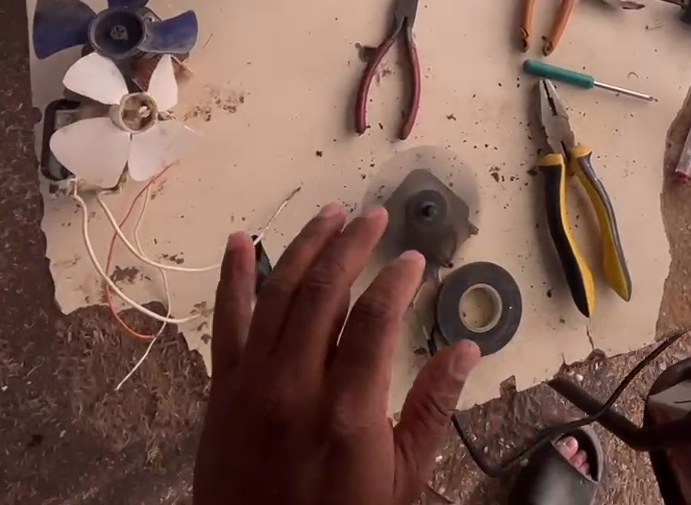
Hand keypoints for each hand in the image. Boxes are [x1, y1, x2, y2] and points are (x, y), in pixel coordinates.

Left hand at [194, 203, 481, 504]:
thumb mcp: (402, 476)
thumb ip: (433, 407)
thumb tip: (467, 349)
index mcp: (346, 410)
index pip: (374, 318)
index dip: (397, 279)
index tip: (412, 258)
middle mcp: (294, 387)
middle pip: (323, 291)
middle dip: (353, 244)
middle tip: (374, 217)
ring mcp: (251, 385)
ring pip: (278, 294)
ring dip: (305, 246)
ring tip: (330, 214)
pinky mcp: (223, 391)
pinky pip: (226, 323)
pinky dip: (233, 278)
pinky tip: (241, 241)